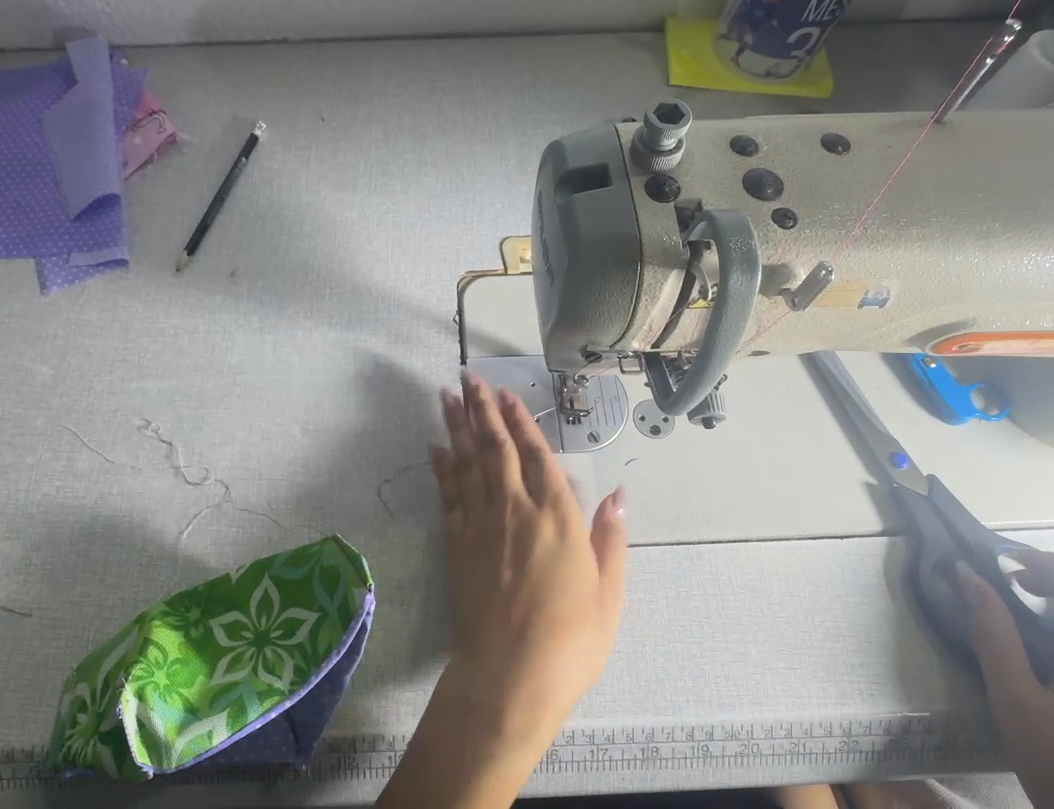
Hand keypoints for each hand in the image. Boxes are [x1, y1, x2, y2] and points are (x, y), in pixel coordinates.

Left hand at [433, 372, 627, 729]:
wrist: (511, 676)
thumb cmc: (571, 640)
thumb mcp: (609, 594)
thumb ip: (610, 539)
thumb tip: (618, 494)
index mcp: (558, 516)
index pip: (537, 454)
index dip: (521, 421)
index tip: (507, 394)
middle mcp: (516, 509)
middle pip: (496, 447)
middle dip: (482, 409)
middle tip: (469, 377)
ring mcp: (481, 524)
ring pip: (467, 462)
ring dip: (457, 426)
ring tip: (448, 395)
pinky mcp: (457, 544)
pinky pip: (447, 494)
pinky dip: (441, 466)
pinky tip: (435, 446)